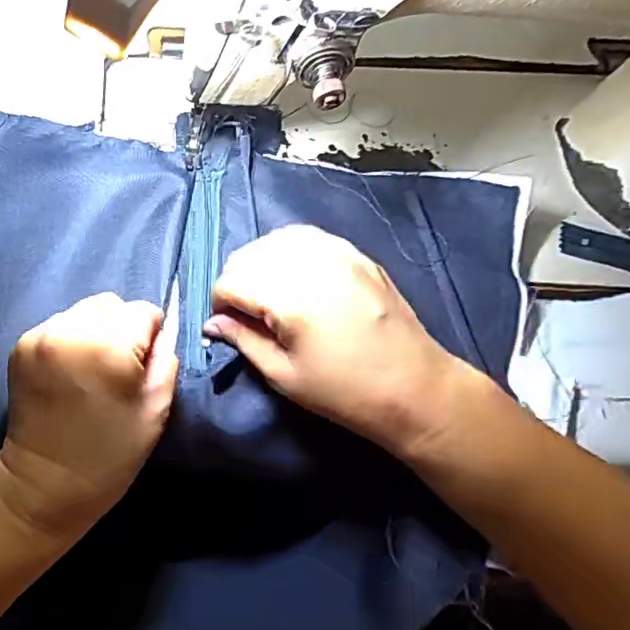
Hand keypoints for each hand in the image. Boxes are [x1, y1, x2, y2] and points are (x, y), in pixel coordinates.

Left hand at [0, 293, 178, 541]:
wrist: (44, 484)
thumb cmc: (109, 454)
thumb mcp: (155, 410)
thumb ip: (164, 360)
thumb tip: (162, 331)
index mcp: (107, 346)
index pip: (143, 311)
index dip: (150, 336)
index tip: (143, 367)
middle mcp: (69, 330)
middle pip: (110, 303)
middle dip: (122, 328)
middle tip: (119, 367)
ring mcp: (40, 336)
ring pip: (83, 310)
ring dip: (95, 330)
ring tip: (92, 370)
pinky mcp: (21, 346)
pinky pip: (59, 325)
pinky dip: (70, 339)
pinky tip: (70, 372)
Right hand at [203, 224, 493, 460]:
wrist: (415, 389)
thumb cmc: (344, 392)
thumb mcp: (283, 375)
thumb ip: (243, 340)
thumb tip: (214, 323)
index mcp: (291, 299)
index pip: (231, 281)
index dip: (220, 304)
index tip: (228, 325)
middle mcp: (312, 266)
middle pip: (248, 255)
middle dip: (236, 281)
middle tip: (245, 313)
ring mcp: (338, 254)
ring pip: (275, 238)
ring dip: (260, 262)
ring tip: (268, 293)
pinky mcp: (356, 255)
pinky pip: (308, 237)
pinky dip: (290, 250)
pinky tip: (293, 276)